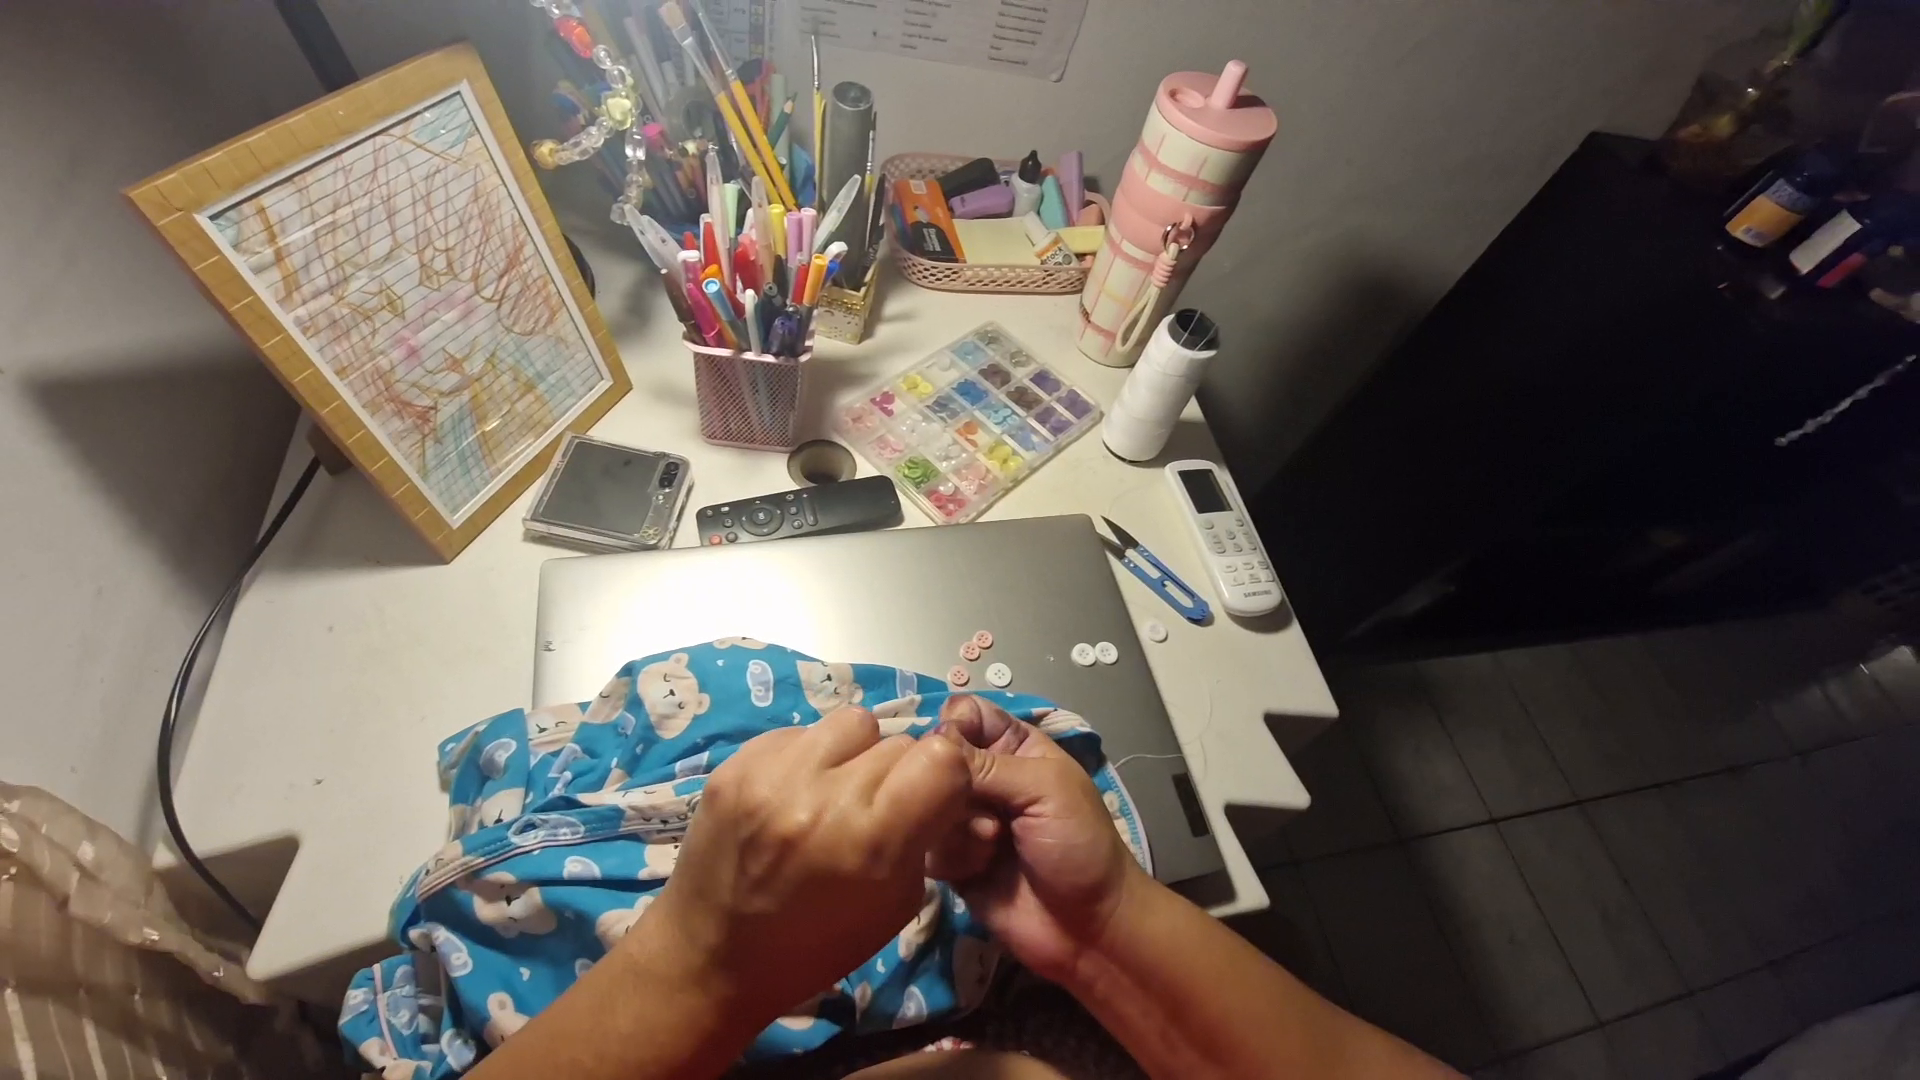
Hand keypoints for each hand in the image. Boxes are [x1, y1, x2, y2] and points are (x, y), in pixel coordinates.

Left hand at [627, 705, 971, 1026]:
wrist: (710, 957)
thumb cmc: (818, 944)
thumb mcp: (898, 904)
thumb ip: (930, 836)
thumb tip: (956, 791)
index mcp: (870, 840)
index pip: (942, 756)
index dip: (945, 776)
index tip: (928, 800)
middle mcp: (822, 795)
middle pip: (900, 741)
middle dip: (899, 772)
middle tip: (875, 808)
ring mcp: (773, 773)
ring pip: (854, 721)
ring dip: (857, 752)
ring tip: (833, 790)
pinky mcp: (738, 760)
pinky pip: (803, 731)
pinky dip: (811, 756)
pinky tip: (793, 793)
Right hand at [928, 695, 1147, 982]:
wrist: (1087, 928)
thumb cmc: (1079, 844)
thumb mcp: (1044, 789)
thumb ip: (988, 764)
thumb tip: (930, 743)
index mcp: (1013, 747)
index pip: (965, 713)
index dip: (952, 725)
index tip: (950, 745)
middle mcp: (985, 777)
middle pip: (937, 758)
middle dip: (951, 783)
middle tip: (980, 806)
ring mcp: (967, 819)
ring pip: (927, 803)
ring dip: (957, 825)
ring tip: (992, 845)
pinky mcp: (954, 860)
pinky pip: (927, 844)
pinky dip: (952, 855)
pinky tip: (979, 869)